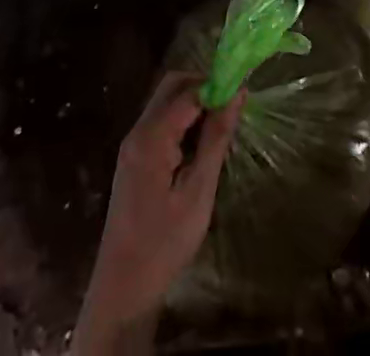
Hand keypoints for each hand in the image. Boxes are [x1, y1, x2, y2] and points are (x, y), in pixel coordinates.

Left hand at [73, 73, 243, 355]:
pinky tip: (203, 144)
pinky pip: (162, 122)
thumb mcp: (199, 189)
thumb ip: (216, 137)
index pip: (188, 91)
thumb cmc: (165, 240)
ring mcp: (133, 144)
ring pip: (166, 102)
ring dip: (196, 104)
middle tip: (233, 108)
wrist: (124, 285)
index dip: (217, 85)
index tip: (244, 94)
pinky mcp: (135, 158)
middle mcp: (137, 132)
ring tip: (223, 128)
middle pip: (172, 87)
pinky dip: (185, 121)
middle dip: (205, 87)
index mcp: (151, 137)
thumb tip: (236, 94)